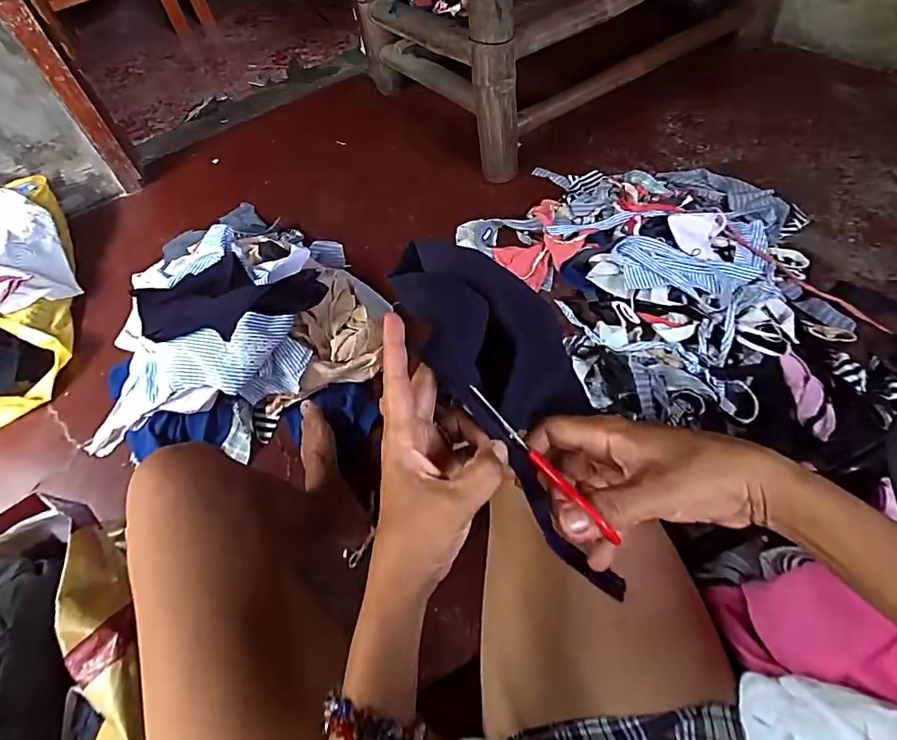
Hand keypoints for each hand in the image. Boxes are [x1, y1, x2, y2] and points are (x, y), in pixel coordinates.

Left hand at [369, 312, 508, 591]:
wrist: (406, 580)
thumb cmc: (416, 538)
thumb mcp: (453, 503)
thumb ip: (483, 470)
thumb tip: (504, 446)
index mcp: (403, 438)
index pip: (397, 384)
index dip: (394, 350)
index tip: (392, 316)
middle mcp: (413, 437)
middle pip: (429, 392)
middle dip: (445, 369)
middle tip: (469, 340)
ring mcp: (428, 452)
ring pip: (451, 416)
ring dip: (472, 414)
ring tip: (497, 409)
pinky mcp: (442, 469)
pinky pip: (463, 440)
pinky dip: (478, 438)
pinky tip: (499, 439)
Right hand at [528, 415, 795, 569]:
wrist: (751, 484)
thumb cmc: (701, 474)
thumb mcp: (652, 492)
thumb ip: (608, 509)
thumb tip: (565, 525)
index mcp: (610, 435)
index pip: (556, 430)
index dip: (537, 452)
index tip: (529, 486)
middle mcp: (611, 450)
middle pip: (566, 465)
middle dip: (560, 496)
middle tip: (563, 527)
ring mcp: (625, 472)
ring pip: (586, 491)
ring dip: (581, 518)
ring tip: (583, 547)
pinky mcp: (640, 493)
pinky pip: (608, 509)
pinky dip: (603, 530)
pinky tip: (602, 559)